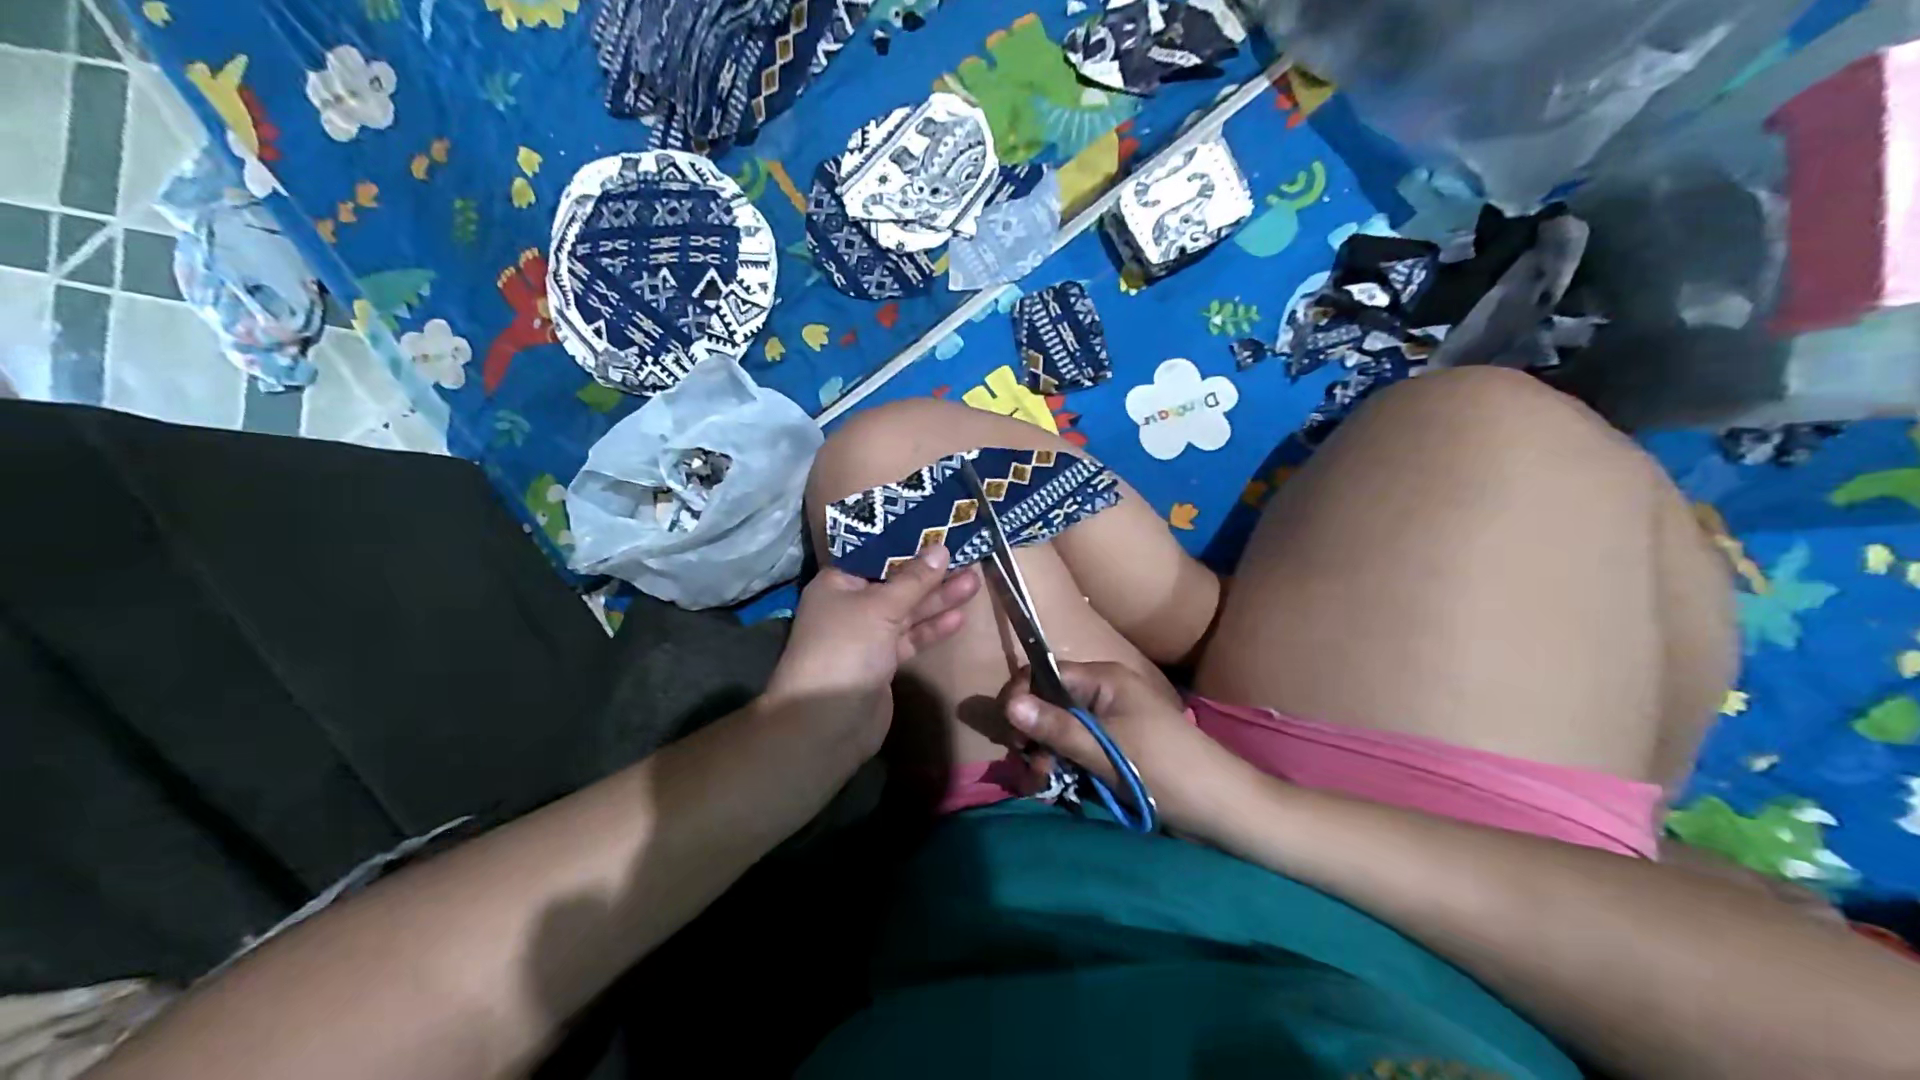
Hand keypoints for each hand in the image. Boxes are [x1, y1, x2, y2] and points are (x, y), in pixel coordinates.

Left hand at [763, 546, 980, 751]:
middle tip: (969, 558)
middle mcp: (851, 606)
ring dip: (938, 600)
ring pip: (908, 612)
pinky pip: (911, 638)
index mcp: (838, 583)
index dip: (908, 545)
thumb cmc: (845, 650)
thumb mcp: (880, 607)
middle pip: (896, 583)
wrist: (827, 723)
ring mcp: (868, 636)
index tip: (941, 533)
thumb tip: (941, 548)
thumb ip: (914, 580)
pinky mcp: (883, 662)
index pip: (876, 556)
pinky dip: (932, 629)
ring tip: (975, 583)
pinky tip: (959, 618)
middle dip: (931, 574)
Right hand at [1000, 661, 1255, 835]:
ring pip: (1058, 732)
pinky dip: (1064, 768)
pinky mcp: (1113, 750)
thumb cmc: (1168, 770)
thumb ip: (1056, 727)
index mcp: (1104, 679)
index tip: (1014, 736)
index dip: (1022, 698)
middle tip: (1038, 770)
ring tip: (1049, 785)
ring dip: (1047, 758)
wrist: (1225, 810)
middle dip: (1034, 737)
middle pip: (1048, 704)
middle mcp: (1103, 694)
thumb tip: (1008, 704)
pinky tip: (1061, 788)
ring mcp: (1108, 723)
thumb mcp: (1106, 750)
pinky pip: (1075, 751)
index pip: (1045, 673)